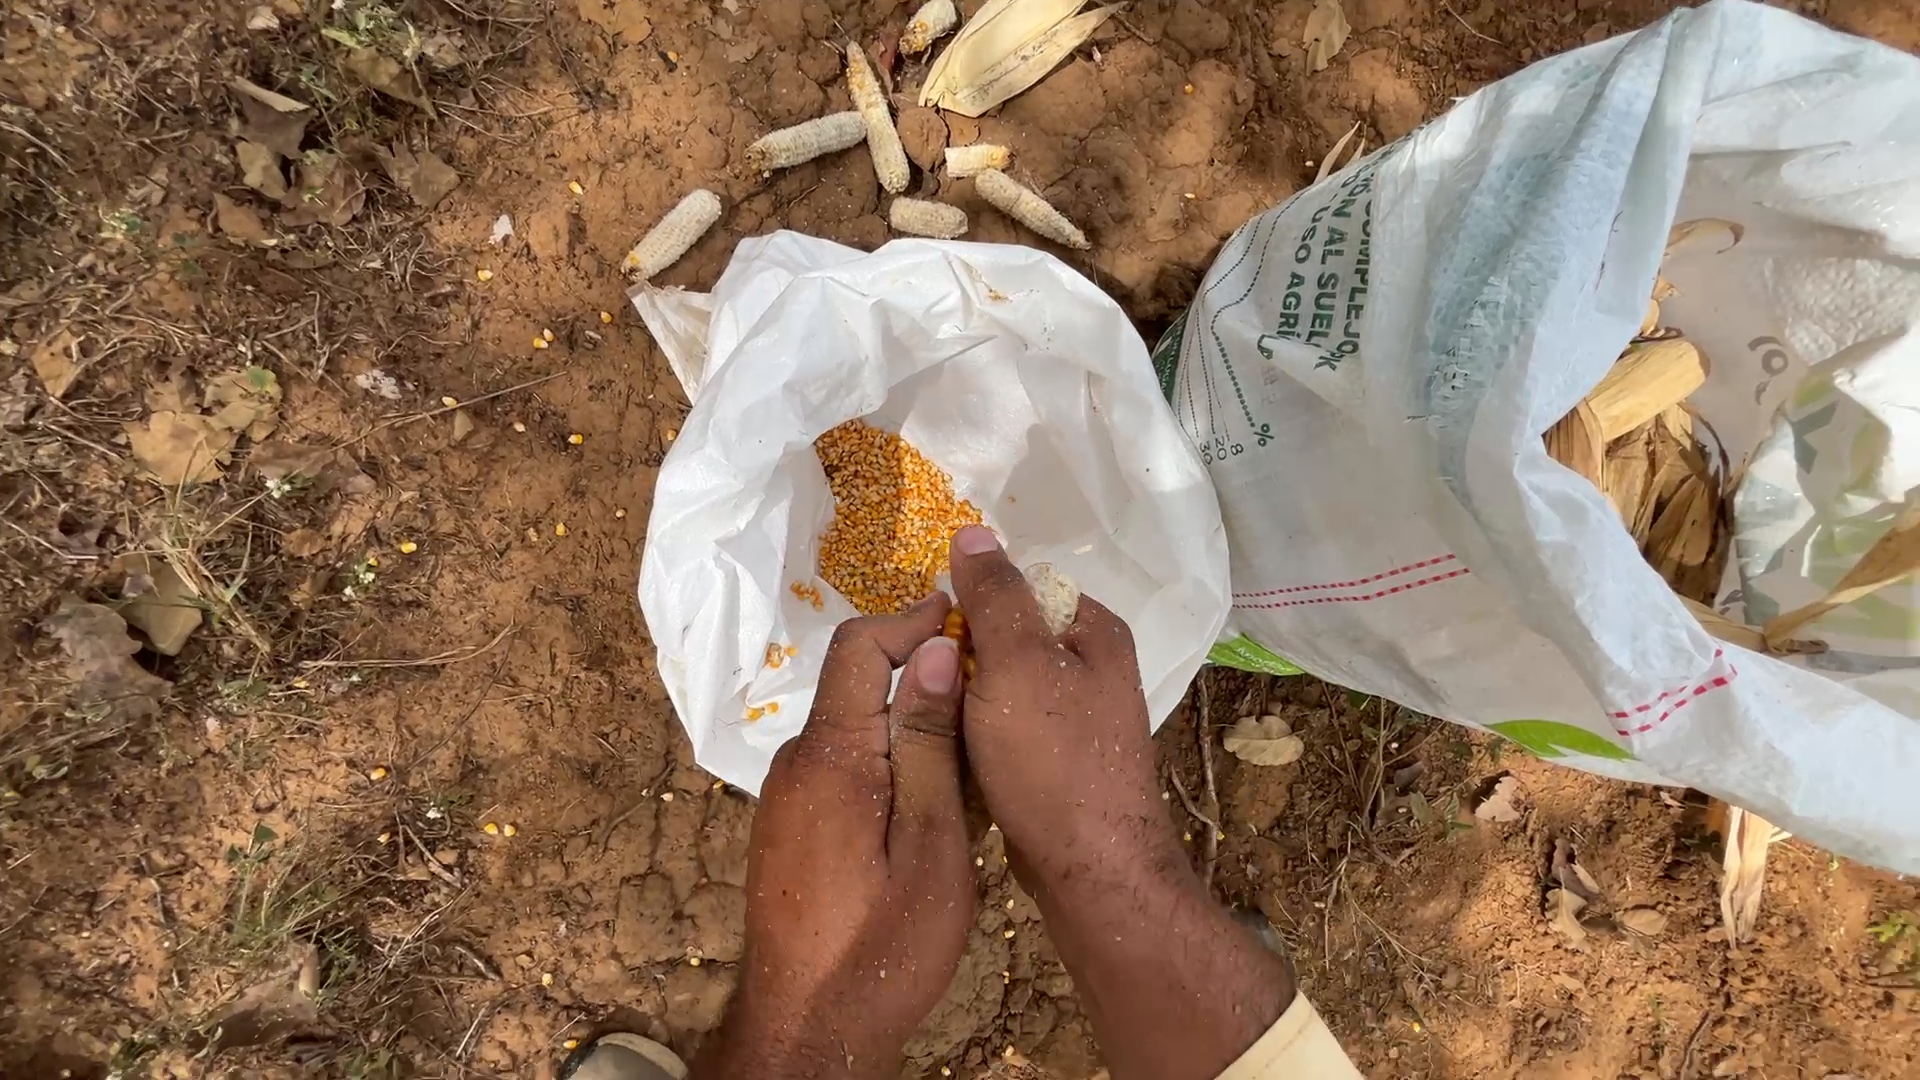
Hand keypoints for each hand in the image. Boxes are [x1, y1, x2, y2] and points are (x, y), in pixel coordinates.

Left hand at [693, 595, 972, 1078]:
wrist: (805, 1034)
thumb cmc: (884, 946)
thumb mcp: (930, 844)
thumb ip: (930, 743)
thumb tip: (934, 651)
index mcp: (832, 754)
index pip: (857, 646)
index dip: (908, 618)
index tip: (958, 611)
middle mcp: (799, 759)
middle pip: (855, 680)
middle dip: (916, 668)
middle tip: (981, 688)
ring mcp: (789, 791)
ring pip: (854, 723)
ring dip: (906, 716)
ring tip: (968, 749)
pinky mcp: (792, 819)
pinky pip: (843, 760)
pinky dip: (887, 752)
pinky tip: (928, 795)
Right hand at [946, 526, 1177, 894]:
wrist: (1090, 871)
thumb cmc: (1053, 759)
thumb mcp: (1016, 663)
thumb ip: (993, 595)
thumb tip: (972, 531)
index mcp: (1094, 630)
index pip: (1022, 587)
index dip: (973, 603)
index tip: (936, 634)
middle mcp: (1093, 665)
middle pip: (1011, 635)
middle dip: (967, 653)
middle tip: (932, 680)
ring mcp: (1078, 714)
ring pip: (1003, 682)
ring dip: (968, 692)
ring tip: (941, 715)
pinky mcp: (1060, 754)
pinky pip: (1008, 721)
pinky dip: (981, 726)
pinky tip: (959, 746)